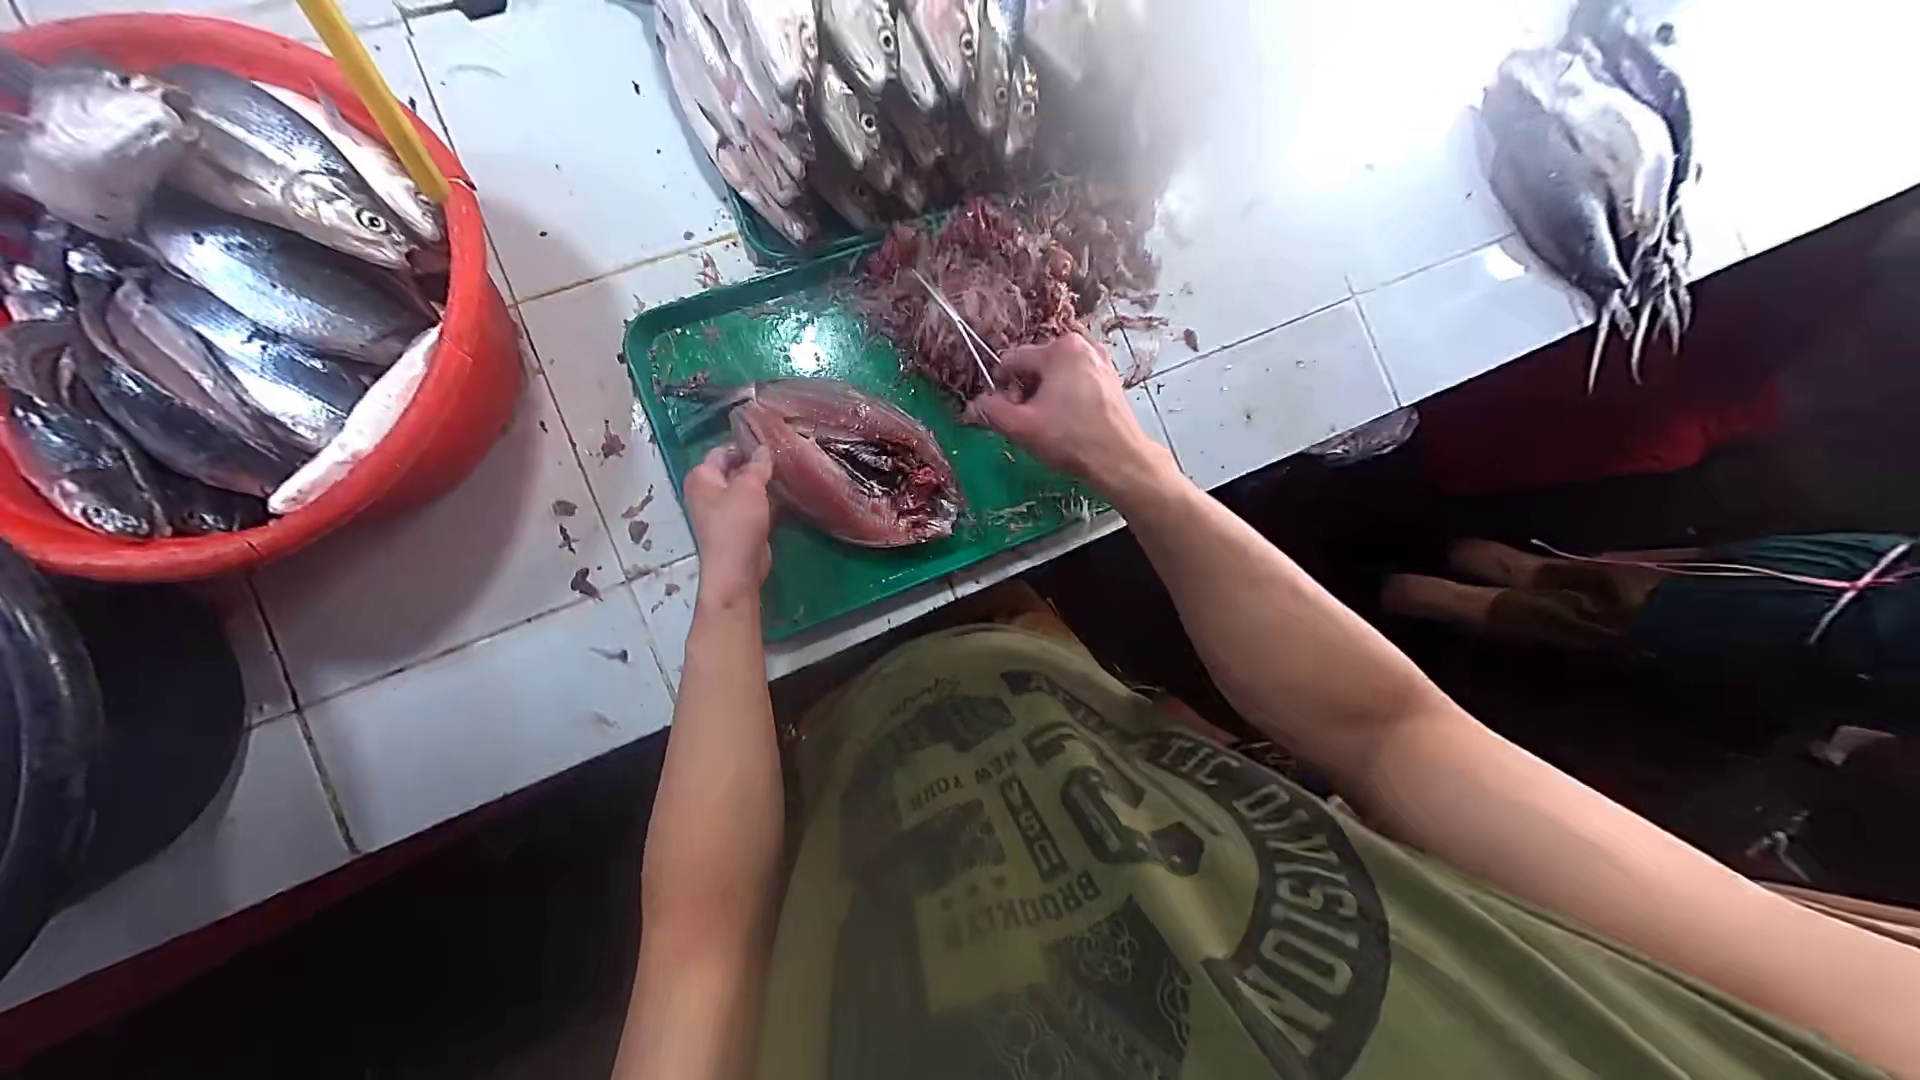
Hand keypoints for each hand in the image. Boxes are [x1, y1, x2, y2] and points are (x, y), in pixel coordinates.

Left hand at [684, 443, 772, 604]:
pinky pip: (752, 506)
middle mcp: (707, 492)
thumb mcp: (749, 487)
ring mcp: (722, 511)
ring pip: (745, 489)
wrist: (737, 568)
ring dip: (763, 484)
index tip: (770, 442)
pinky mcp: (737, 526)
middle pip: (733, 470)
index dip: (744, 446)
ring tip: (787, 473)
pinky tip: (785, 496)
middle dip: (756, 464)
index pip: (722, 451)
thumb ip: (757, 465)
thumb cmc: (737, 523)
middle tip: (782, 456)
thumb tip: (763, 449)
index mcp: (702, 478)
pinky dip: (765, 501)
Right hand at [969, 333, 1177, 501]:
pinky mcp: (1110, 379)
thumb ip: (991, 411)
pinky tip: (1068, 423)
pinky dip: (1065, 398)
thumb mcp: (1021, 427)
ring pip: (1054, 376)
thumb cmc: (1069, 439)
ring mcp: (1100, 361)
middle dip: (1025, 393)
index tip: (1008, 416)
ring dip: (1044, 398)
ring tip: (1049, 425)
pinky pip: (1074, 382)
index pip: (1011, 361)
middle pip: (1034, 367)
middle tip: (1030, 423)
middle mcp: (1082, 345)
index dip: (1002, 390)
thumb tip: (975, 405)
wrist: (1120, 460)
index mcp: (1059, 348)